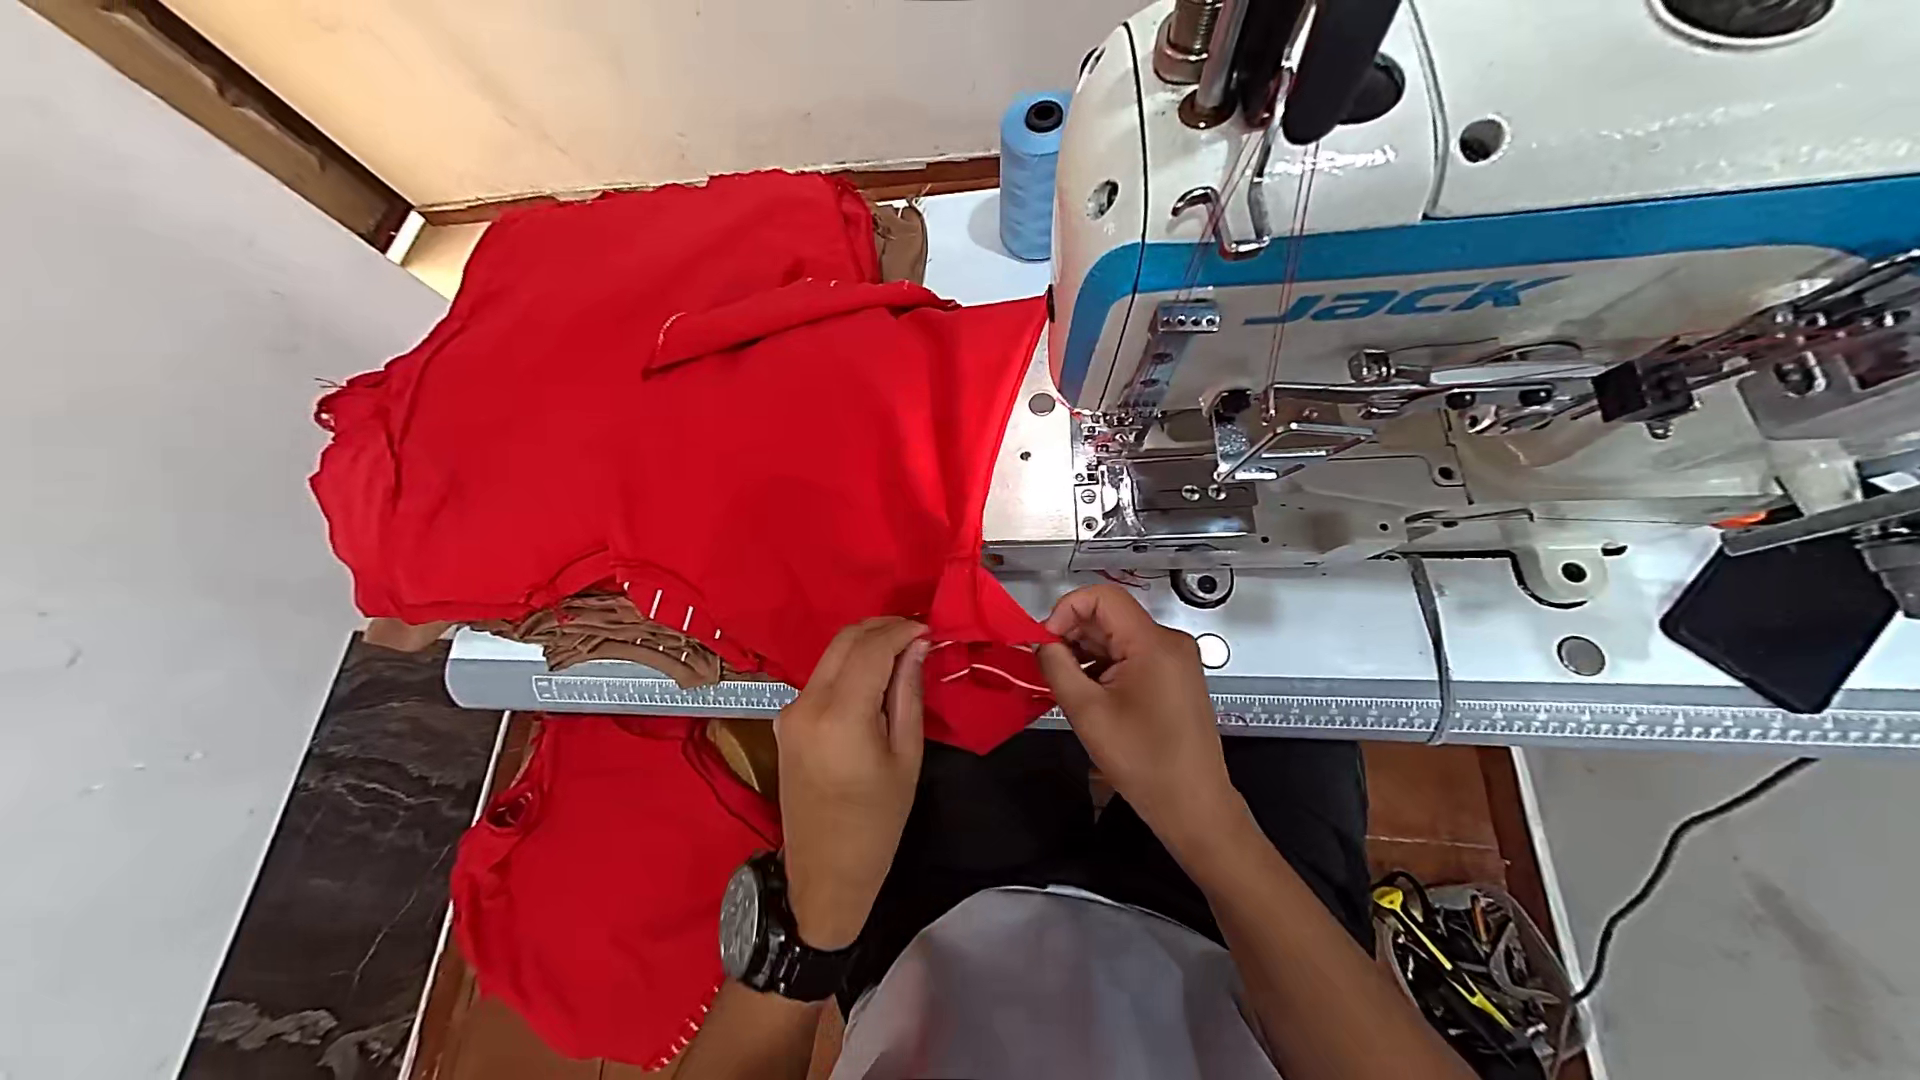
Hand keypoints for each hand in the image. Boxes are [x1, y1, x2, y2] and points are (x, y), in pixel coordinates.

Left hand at [774, 617, 928, 950]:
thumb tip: (916, 646)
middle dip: (883, 627)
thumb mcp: (906, 756)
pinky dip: (849, 665)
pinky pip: (821, 677)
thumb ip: (907, 693)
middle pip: (845, 639)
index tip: (929, 628)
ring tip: (902, 651)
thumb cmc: (877, 822)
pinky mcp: (785, 721)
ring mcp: (790, 711)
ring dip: (865, 643)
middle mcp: (807, 703)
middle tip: (917, 633)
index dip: (902, 630)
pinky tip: (874, 676)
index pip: (871, 647)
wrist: (825, 873)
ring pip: (830, 654)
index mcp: (840, 714)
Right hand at [1035, 585, 1245, 856]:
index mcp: (1153, 643)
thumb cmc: (1145, 762)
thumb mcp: (1087, 712)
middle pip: (1109, 615)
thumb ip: (1057, 667)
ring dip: (1085, 653)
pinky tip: (1089, 694)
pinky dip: (1103, 667)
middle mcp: (1169, 642)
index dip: (1066, 610)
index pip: (1102, 596)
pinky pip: (1129, 655)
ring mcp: (1174, 659)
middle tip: (1048, 666)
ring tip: (1068, 686)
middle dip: (1072, 635)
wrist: (1193, 805)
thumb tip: (1041, 642)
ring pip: (1116, 636)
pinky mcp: (1172, 677)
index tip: (1045, 641)